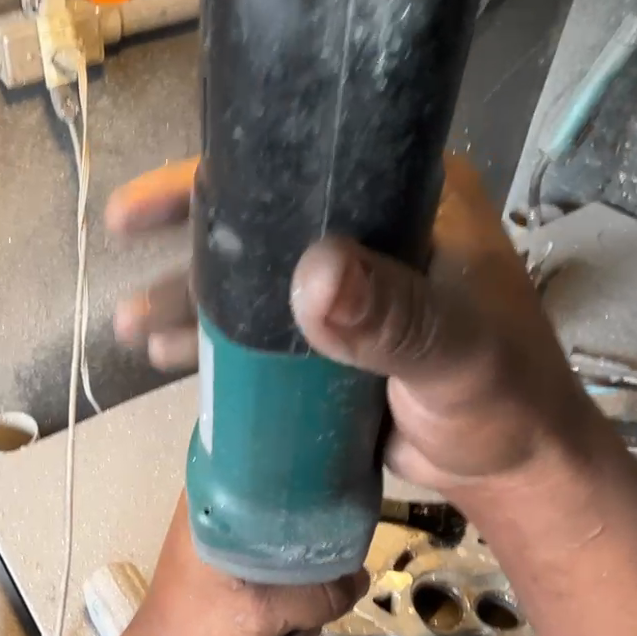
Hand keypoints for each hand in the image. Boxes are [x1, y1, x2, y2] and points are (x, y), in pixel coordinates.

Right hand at [105, 157, 607, 494]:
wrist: (508, 468)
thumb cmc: (502, 399)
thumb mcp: (455, 352)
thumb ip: (394, 317)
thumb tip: (313, 276)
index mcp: (407, 198)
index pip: (301, 167)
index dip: (218, 180)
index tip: (143, 208)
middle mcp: (366, 231)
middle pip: (256, 226)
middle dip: (184, 255)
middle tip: (129, 277)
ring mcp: (342, 288)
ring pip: (246, 284)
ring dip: (186, 304)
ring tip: (132, 330)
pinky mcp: (323, 341)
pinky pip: (255, 332)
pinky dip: (211, 344)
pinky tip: (168, 359)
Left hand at [118, 495, 369, 635]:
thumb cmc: (201, 633)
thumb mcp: (266, 613)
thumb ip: (320, 593)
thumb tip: (360, 578)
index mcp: (214, 496)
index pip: (279, 469)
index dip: (317, 492)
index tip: (342, 520)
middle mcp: (220, 506)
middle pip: (294, 515)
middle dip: (314, 561)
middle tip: (314, 601)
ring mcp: (228, 537)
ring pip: (291, 548)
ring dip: (305, 589)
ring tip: (293, 626)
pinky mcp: (235, 565)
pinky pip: (280, 569)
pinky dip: (290, 597)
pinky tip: (287, 629)